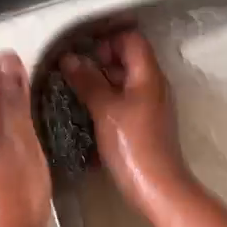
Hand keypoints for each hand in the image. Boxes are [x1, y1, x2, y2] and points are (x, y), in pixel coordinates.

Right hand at [60, 30, 190, 212]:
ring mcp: (152, 105)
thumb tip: (69, 59)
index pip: (131, 39)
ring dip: (102, 81)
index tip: (82, 53)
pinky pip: (126, 100)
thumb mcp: (105, 109)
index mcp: (149, 75)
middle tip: (74, 72)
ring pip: (125, 80)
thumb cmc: (132, 146)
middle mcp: (154, 85)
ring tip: (77, 91)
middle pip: (129, 57)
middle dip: (100, 60)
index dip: (107, 40)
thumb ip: (87, 81)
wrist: (157, 188)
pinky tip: (90, 113)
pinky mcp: (146, 123)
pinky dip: (108, 99)